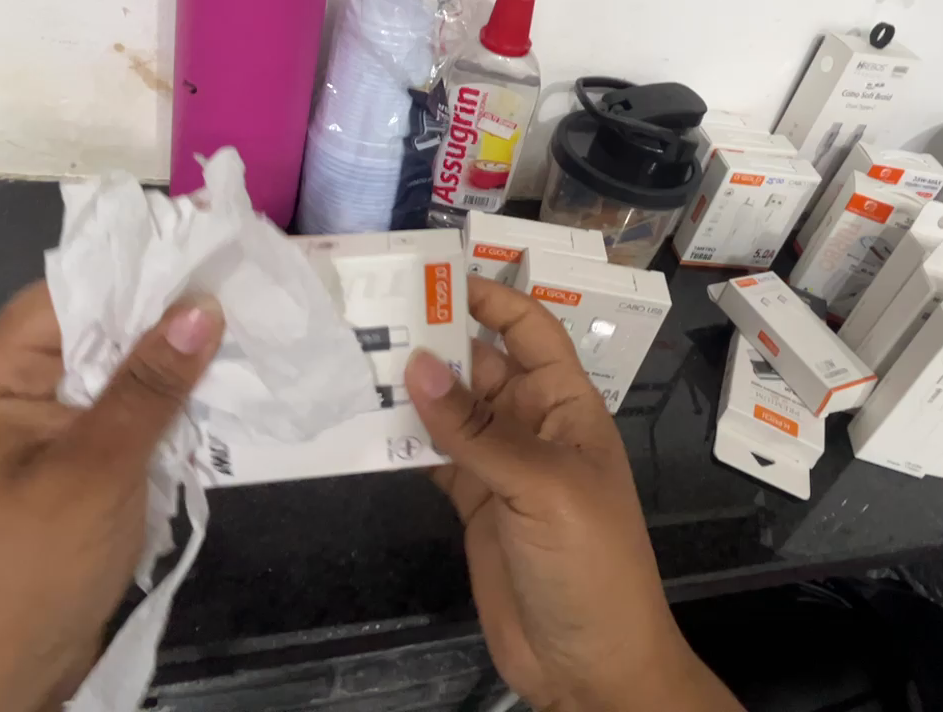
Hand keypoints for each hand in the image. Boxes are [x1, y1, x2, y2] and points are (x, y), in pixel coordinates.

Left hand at [0, 282, 223, 711]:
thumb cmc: (24, 575)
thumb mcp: (95, 470)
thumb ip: (149, 385)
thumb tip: (203, 305)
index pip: (67, 295)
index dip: (139, 275)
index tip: (211, 263)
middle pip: (89, 331)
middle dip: (161, 322)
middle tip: (239, 303)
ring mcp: (24, 433)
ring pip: (105, 373)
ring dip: (163, 368)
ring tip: (236, 344)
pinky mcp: (52, 466)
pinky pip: (107, 415)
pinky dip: (153, 408)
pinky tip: (203, 400)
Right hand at [405, 277, 740, 711]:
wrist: (589, 664)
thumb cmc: (588, 560)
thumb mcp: (542, 487)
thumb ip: (477, 430)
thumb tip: (416, 364)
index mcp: (564, 402)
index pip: (529, 330)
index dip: (491, 299)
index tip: (436, 278)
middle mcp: (529, 421)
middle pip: (479, 364)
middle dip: (434, 340)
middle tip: (369, 316)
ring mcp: (499, 461)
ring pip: (450, 407)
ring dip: (410, 387)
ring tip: (353, 360)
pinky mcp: (471, 499)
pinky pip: (433, 453)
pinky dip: (402, 438)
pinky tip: (363, 423)